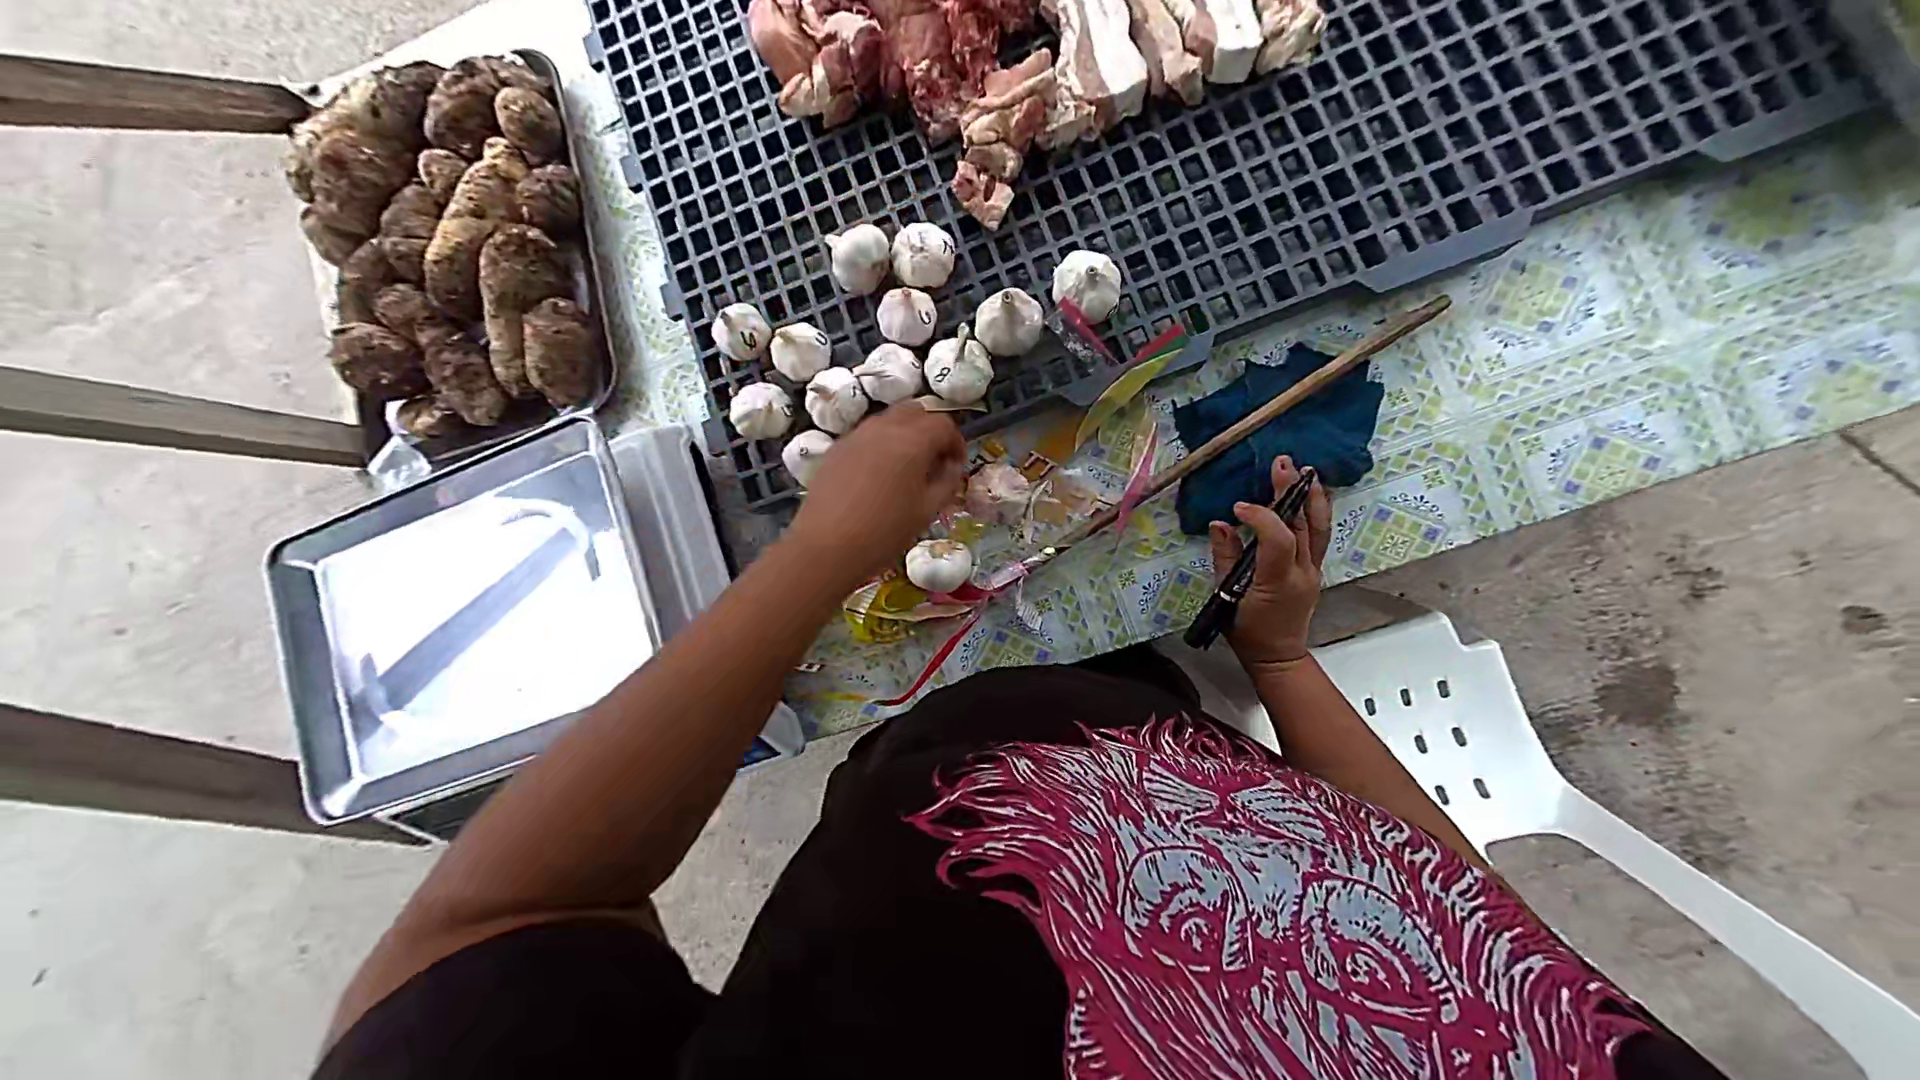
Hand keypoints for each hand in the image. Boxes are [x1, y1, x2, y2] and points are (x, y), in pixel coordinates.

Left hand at [784, 402, 967, 584]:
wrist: (826, 547)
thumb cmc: (884, 532)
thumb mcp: (926, 511)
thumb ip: (946, 482)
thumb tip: (951, 466)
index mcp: (912, 441)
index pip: (943, 425)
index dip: (956, 442)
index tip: (957, 464)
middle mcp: (883, 428)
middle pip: (915, 412)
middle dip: (930, 431)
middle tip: (934, 460)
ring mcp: (856, 436)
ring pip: (888, 420)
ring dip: (904, 435)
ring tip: (907, 468)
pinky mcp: (836, 449)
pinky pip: (866, 436)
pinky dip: (881, 445)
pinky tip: (879, 476)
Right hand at [1207, 455, 1331, 672]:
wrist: (1277, 655)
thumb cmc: (1246, 630)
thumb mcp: (1226, 596)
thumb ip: (1225, 557)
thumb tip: (1220, 524)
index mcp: (1276, 581)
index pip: (1276, 538)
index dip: (1260, 517)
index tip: (1238, 507)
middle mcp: (1301, 573)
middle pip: (1302, 526)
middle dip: (1291, 491)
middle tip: (1282, 464)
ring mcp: (1312, 571)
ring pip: (1318, 528)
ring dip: (1312, 497)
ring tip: (1307, 472)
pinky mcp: (1314, 570)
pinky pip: (1318, 537)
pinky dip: (1314, 513)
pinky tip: (1309, 496)